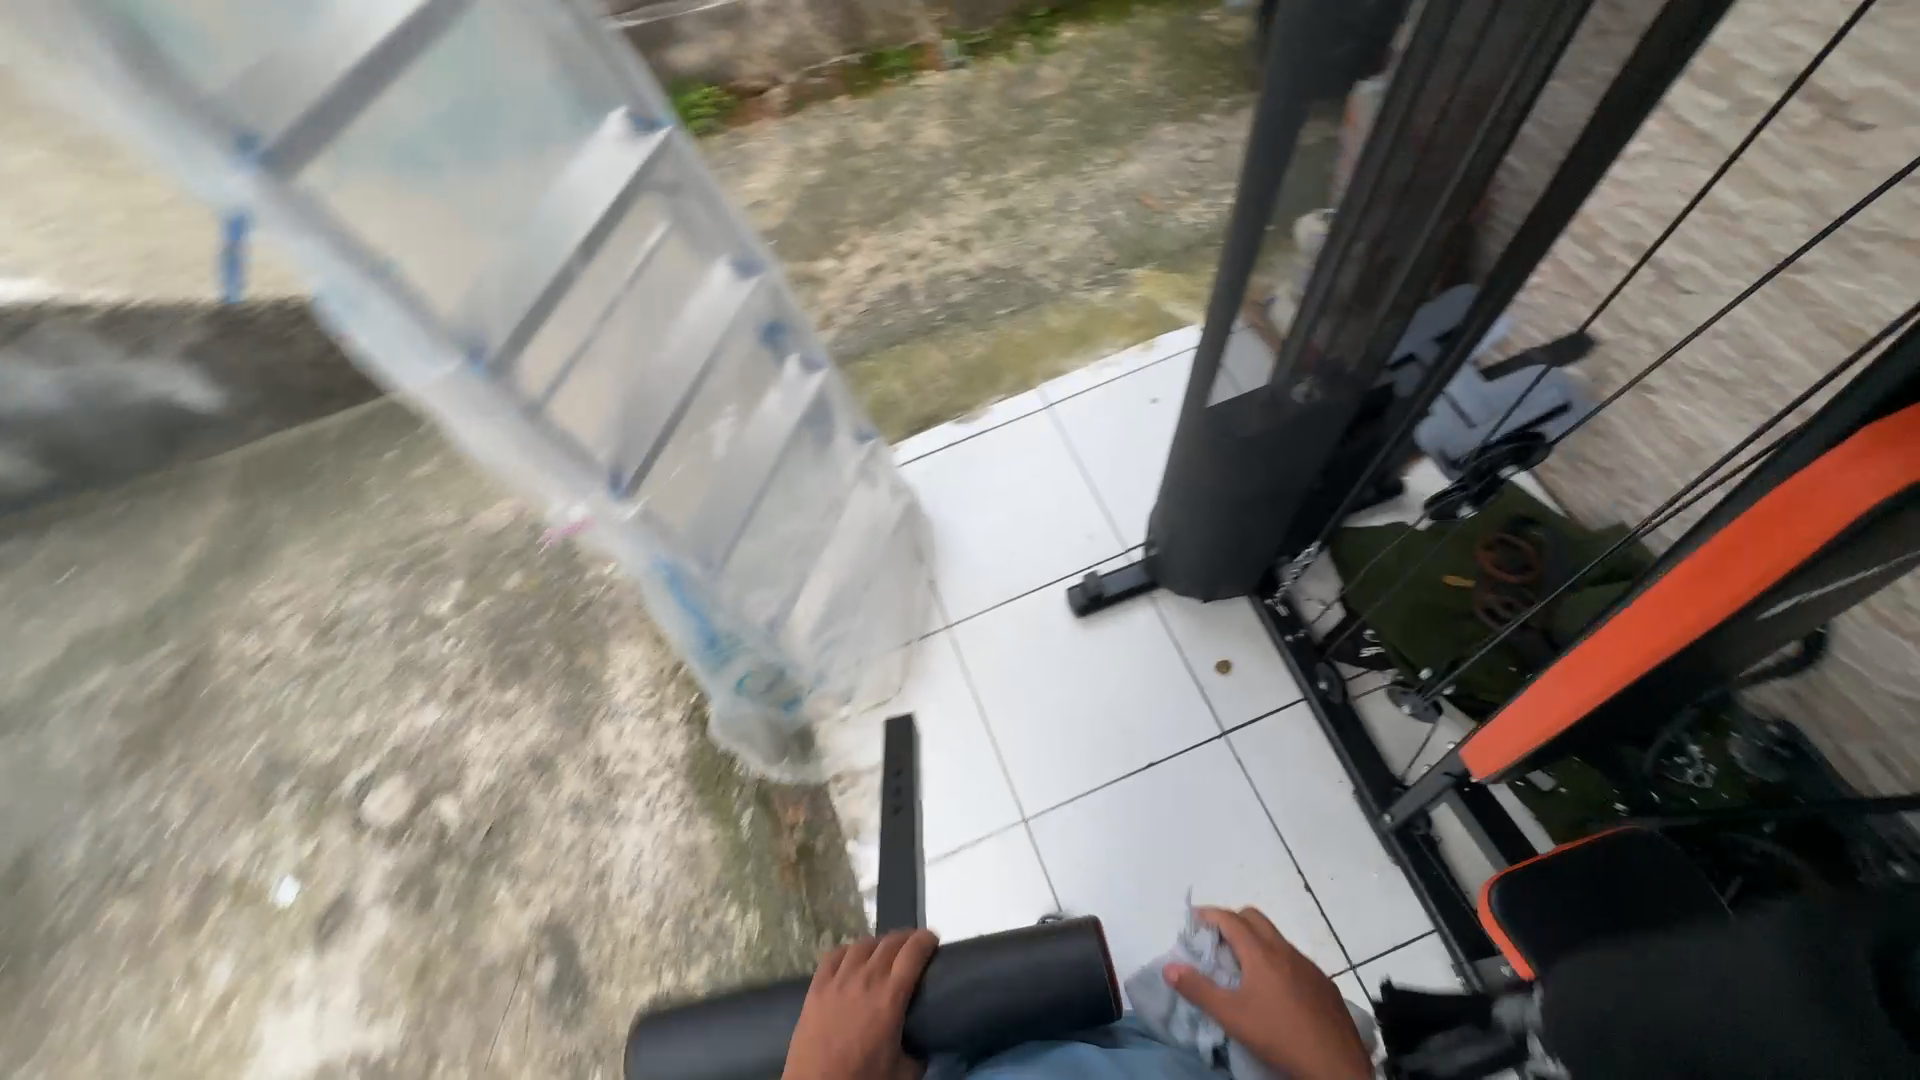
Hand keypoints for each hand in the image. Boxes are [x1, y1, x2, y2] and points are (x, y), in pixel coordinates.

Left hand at [783, 928, 939, 1079]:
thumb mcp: (904, 1073)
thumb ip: (919, 1052)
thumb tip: (926, 1042)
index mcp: (890, 998)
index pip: (912, 953)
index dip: (926, 940)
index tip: (933, 940)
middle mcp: (865, 980)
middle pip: (890, 943)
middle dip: (907, 938)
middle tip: (915, 946)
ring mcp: (838, 981)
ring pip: (863, 944)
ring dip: (879, 943)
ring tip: (885, 951)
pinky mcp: (816, 987)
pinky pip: (834, 955)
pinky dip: (849, 950)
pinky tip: (853, 957)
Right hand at [1164, 906, 1371, 1079]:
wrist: (1337, 1067)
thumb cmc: (1279, 1037)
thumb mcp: (1231, 1016)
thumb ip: (1198, 990)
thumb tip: (1169, 967)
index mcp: (1260, 953)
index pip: (1230, 919)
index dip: (1209, 915)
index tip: (1193, 921)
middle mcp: (1285, 951)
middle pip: (1254, 918)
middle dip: (1232, 921)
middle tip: (1217, 943)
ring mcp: (1308, 966)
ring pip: (1276, 939)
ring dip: (1256, 941)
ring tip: (1244, 970)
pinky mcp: (1324, 985)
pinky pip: (1295, 960)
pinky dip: (1278, 963)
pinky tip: (1278, 994)